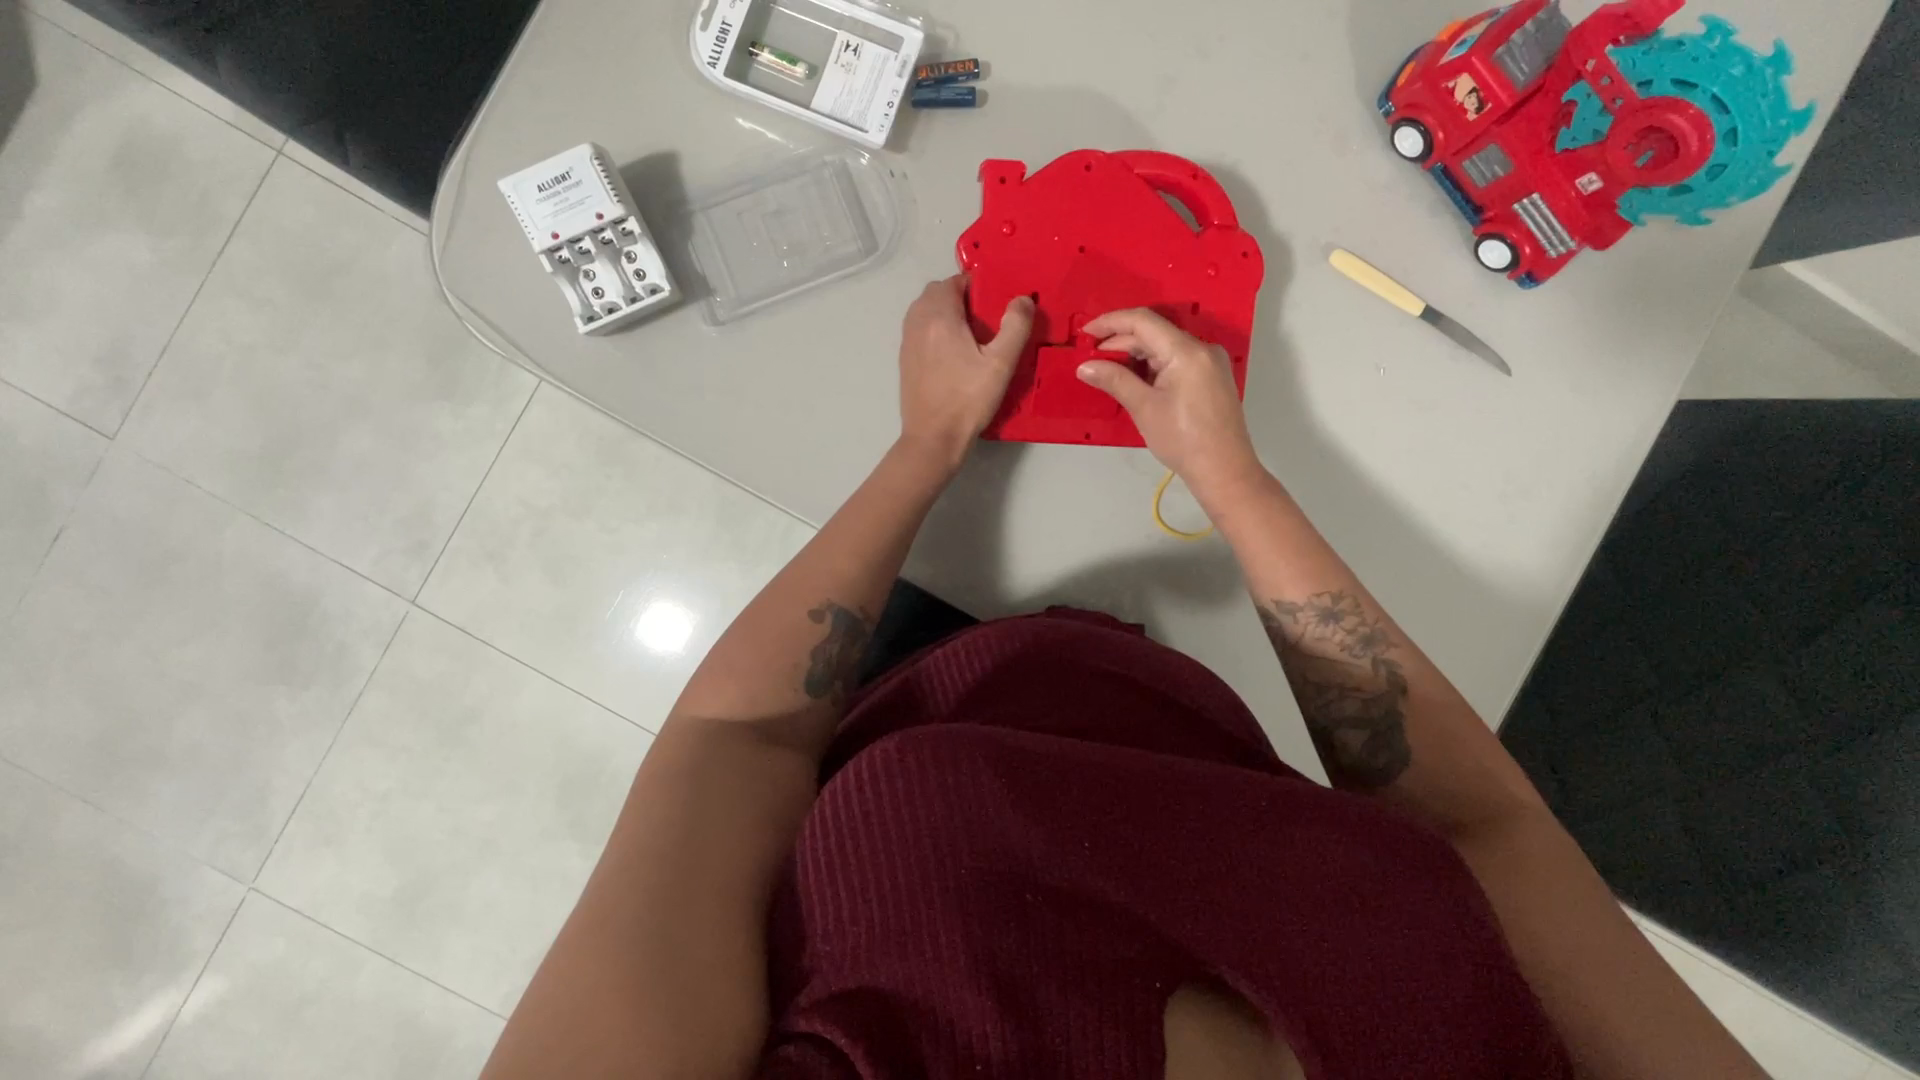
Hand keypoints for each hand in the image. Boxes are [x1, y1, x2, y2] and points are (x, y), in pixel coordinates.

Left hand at [897, 275, 1033, 470]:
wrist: (933, 438)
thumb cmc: (968, 399)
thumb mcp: (1000, 364)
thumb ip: (1015, 326)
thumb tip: (1023, 299)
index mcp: (939, 316)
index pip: (954, 281)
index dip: (976, 286)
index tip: (995, 302)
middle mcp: (917, 322)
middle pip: (936, 293)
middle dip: (959, 297)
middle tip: (984, 319)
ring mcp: (907, 342)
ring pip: (925, 311)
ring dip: (945, 313)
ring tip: (970, 335)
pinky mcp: (905, 361)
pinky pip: (919, 331)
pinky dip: (934, 331)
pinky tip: (953, 354)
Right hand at [1076, 308, 1263, 499]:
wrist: (1224, 470)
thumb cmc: (1183, 441)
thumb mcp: (1144, 408)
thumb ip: (1114, 380)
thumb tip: (1084, 366)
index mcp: (1187, 351)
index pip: (1143, 321)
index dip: (1110, 322)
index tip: (1085, 332)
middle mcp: (1202, 348)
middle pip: (1154, 333)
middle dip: (1120, 343)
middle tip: (1091, 359)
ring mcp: (1209, 362)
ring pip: (1164, 347)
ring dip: (1135, 355)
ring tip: (1107, 371)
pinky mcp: (1211, 377)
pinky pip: (1176, 360)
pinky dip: (1152, 366)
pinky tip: (1134, 379)